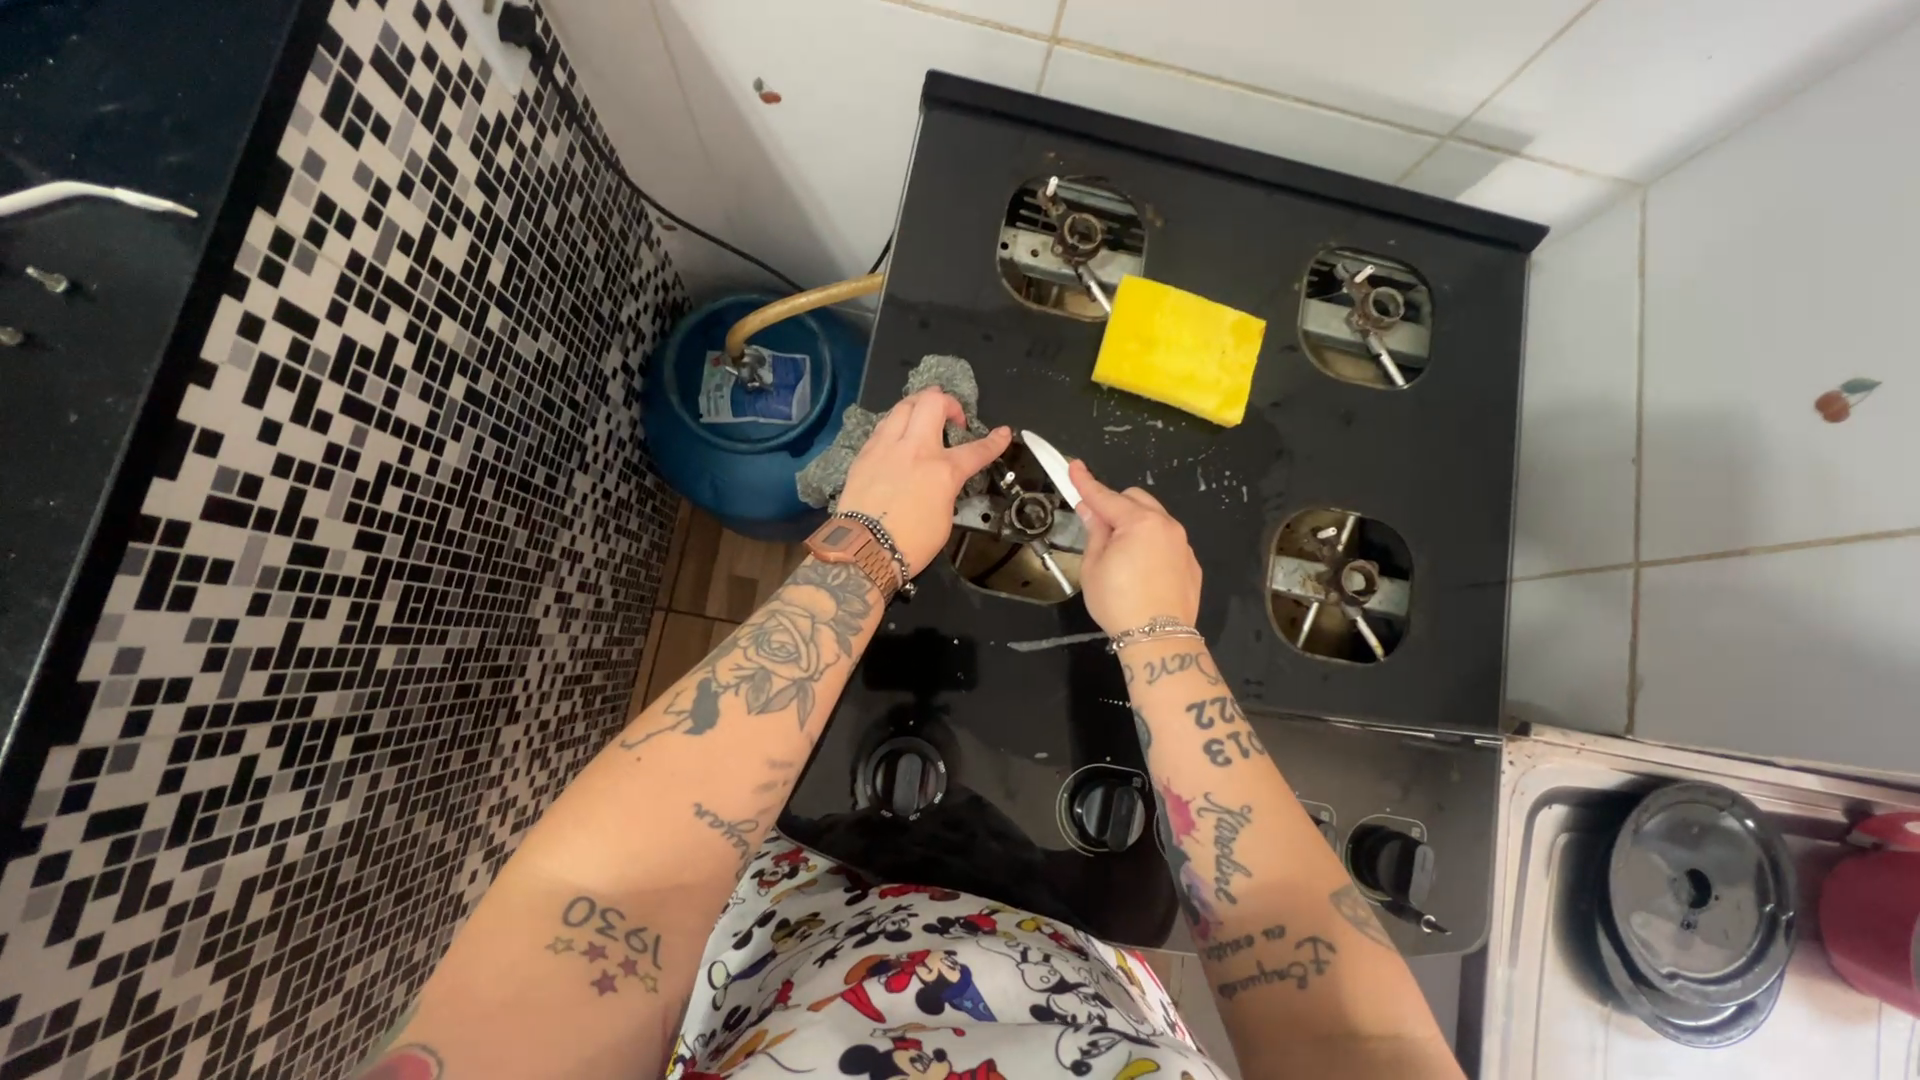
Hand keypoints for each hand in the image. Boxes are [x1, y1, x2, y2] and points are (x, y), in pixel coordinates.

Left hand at [838, 389, 1011, 574]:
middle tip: (952, 416)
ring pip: (904, 405)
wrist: (863, 549)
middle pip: (933, 402)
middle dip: (948, 402)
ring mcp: (887, 447)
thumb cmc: (910, 543)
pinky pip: (883, 425)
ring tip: (924, 414)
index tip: (1002, 434)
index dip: (994, 441)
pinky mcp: (865, 453)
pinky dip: (896, 423)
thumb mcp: (944, 518)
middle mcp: (916, 449)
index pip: (976, 450)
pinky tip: (897, 433)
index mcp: (943, 471)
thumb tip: (941, 481)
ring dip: (919, 404)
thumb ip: (946, 489)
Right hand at [1070, 459, 1202, 633]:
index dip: (1085, 482)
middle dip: (1115, 505)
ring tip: (1122, 553)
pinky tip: (1142, 570)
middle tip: (1099, 528)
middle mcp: (1165, 524)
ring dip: (1136, 524)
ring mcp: (1182, 543)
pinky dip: (1152, 544)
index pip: (1104, 496)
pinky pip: (1168, 540)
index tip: (1074, 466)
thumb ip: (1095, 532)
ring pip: (1155, 518)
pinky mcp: (1191, 562)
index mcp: (1138, 522)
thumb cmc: (1117, 602)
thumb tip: (1091, 510)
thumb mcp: (1093, 567)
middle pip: (1135, 499)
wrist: (1159, 637)